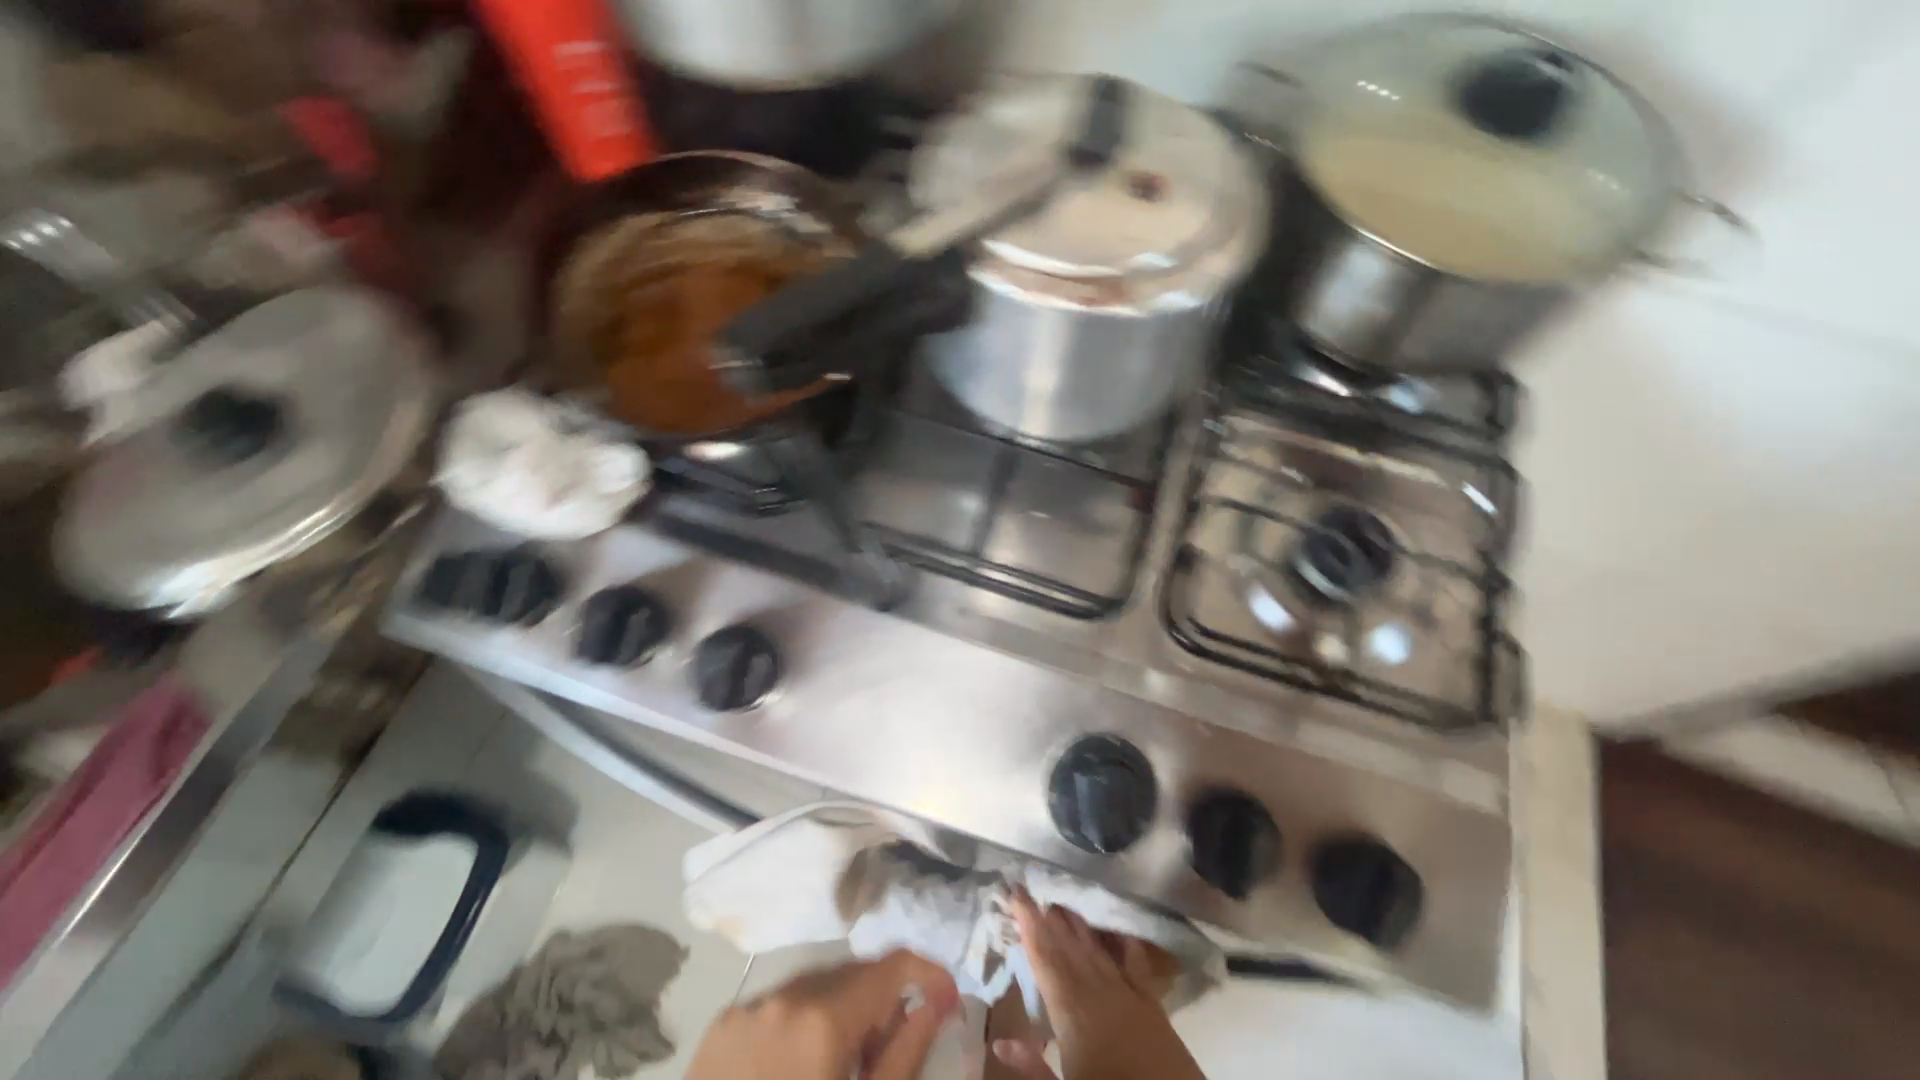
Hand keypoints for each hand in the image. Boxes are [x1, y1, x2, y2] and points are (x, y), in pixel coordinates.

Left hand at [687, 950, 960, 1079]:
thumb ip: (905, 1052)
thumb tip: (935, 1004)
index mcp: (825, 1018)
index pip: (894, 965)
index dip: (929, 974)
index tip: (947, 999)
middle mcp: (785, 996)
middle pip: (854, 972)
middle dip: (882, 998)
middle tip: (889, 1047)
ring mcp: (747, 1007)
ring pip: (815, 984)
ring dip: (841, 1007)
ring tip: (841, 1062)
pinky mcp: (721, 1024)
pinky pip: (777, 1004)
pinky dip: (802, 1020)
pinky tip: (800, 1066)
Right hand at [993, 891, 1206, 1079]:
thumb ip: (1032, 1065)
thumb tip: (998, 1042)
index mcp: (1072, 1013)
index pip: (1045, 959)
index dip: (1029, 925)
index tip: (1017, 894)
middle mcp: (1099, 994)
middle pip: (1069, 949)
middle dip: (1048, 918)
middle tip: (1032, 889)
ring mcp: (1129, 996)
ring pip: (1098, 952)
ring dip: (1078, 926)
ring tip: (1061, 902)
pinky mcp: (1153, 1006)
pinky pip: (1137, 967)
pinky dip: (1127, 946)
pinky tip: (1121, 930)